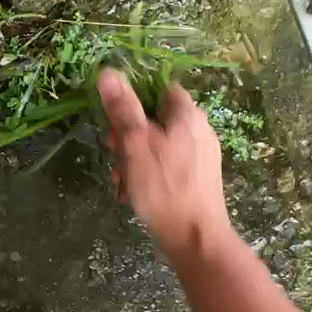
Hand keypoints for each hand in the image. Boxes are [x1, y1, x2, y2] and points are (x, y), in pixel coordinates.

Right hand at [97, 68, 228, 257]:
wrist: (196, 239)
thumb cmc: (164, 186)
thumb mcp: (135, 143)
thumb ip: (122, 108)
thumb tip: (108, 72)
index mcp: (188, 115)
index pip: (159, 88)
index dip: (134, 98)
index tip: (115, 117)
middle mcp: (200, 130)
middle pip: (156, 118)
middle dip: (129, 133)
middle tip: (113, 152)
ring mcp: (203, 155)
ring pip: (159, 143)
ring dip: (135, 156)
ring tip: (121, 178)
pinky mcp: (201, 178)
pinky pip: (169, 163)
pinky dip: (150, 172)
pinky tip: (135, 191)